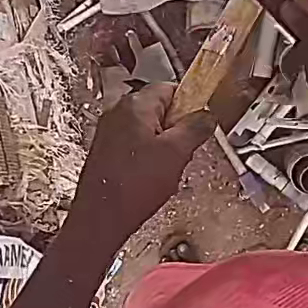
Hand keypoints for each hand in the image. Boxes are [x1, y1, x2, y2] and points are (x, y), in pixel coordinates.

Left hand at [68, 83, 210, 241]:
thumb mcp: (176, 153)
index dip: (189, 104)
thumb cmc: (132, 186)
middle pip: (158, 108)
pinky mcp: (105, 151)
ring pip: (147, 128)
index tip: (200, 122)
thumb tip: (207, 115)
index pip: (169, 89)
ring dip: (162, 145)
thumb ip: (195, 128)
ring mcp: (108, 132)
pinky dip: (147, 156)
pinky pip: (134, 144)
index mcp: (134, 106)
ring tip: (165, 168)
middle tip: (183, 151)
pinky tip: (150, 177)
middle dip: (176, 128)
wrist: (100, 219)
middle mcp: (117, 113)